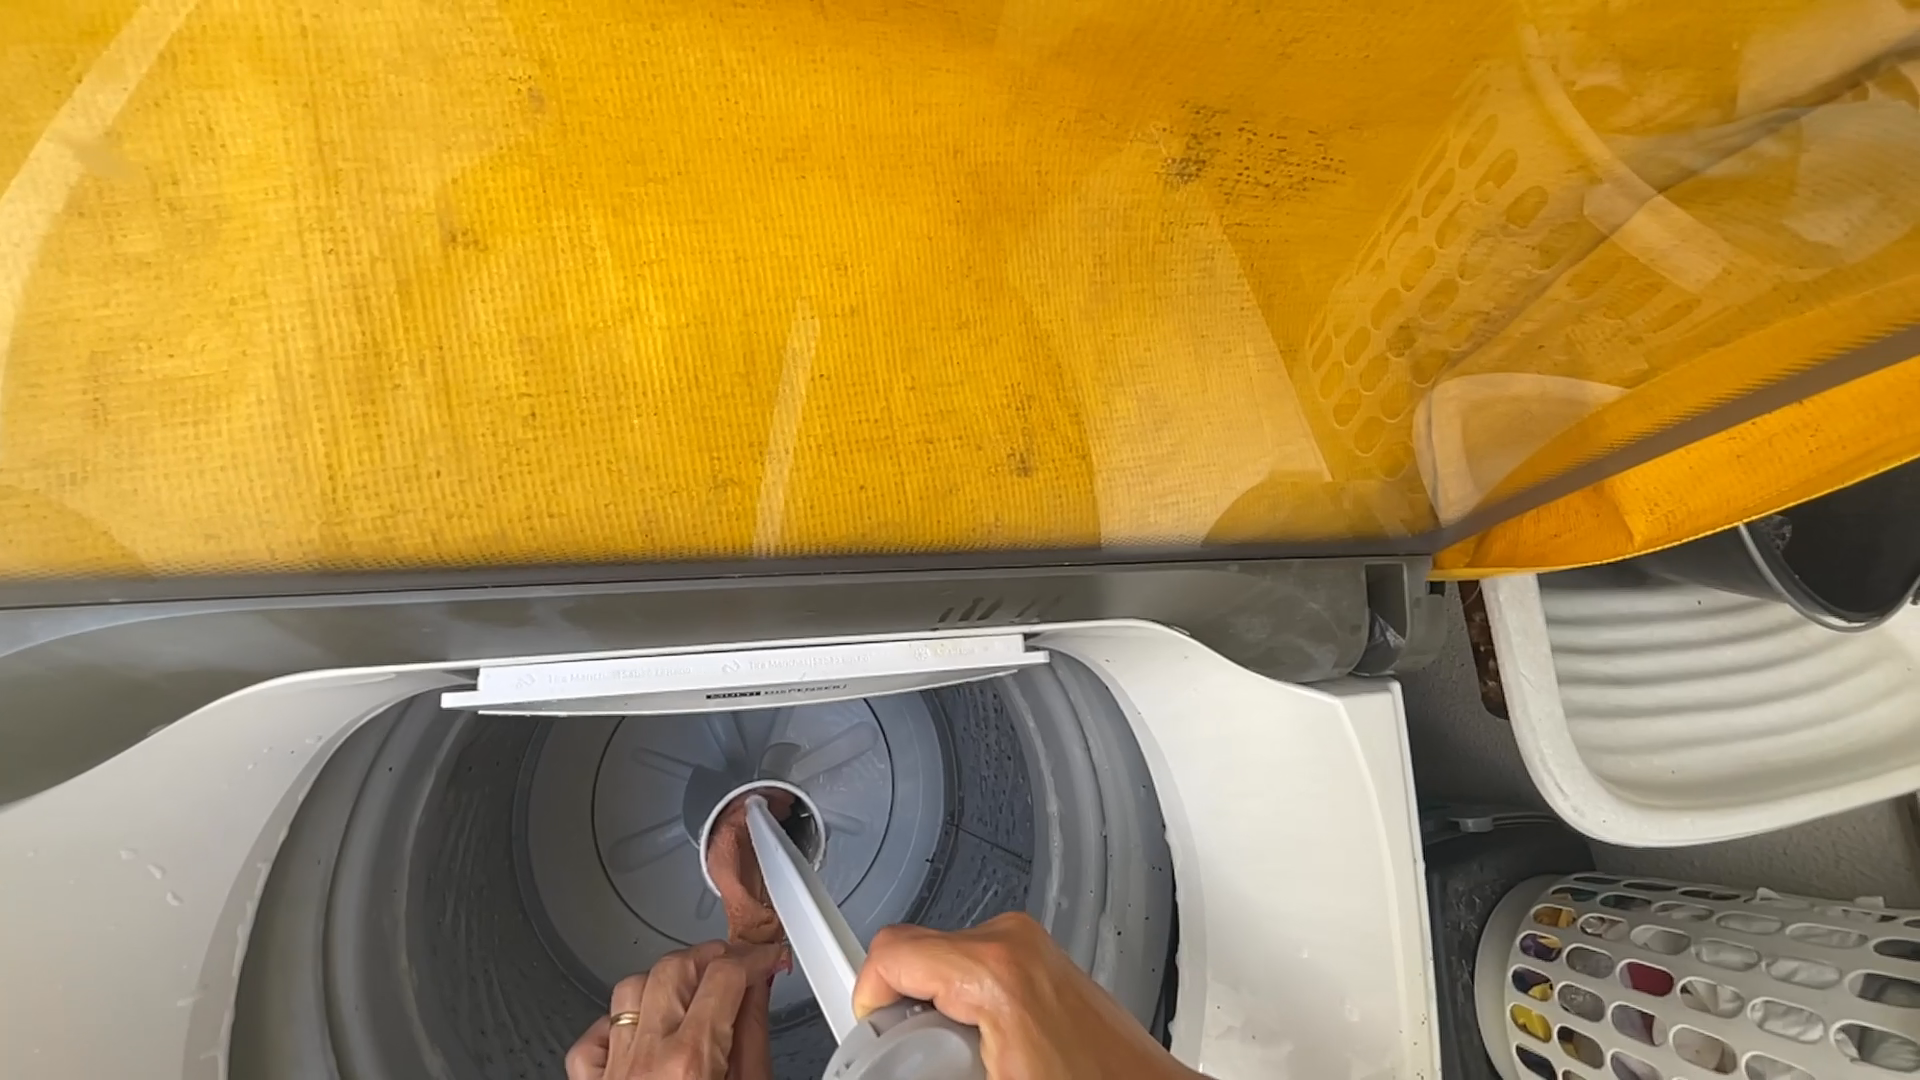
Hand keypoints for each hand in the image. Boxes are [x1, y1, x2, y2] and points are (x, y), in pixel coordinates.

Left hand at [567, 941, 785, 1079]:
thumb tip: (758, 986)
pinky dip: (618, 1025)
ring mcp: (612, 1074)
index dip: (756, 955)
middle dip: (713, 957)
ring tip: (693, 997)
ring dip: (666, 983)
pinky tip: (643, 1031)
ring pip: (631, 989)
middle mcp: (646, 1061)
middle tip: (737, 968)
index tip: (769, 956)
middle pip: (676, 967)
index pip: (726, 974)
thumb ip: (753, 1035)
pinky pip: (592, 1039)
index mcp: (692, 1062)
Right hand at [851, 912, 1201, 1079]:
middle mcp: (1008, 939)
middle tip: (919, 1069)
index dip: (865, 999)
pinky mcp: (1032, 954)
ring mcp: (1023, 942)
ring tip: (960, 1066)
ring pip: (938, 962)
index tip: (860, 1037)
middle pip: (911, 956)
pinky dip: (958, 1005)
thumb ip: (923, 1069)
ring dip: (930, 1014)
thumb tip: (883, 1063)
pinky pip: (967, 966)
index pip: (892, 952)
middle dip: (901, 1018)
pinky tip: (980, 1053)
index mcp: (994, 968)